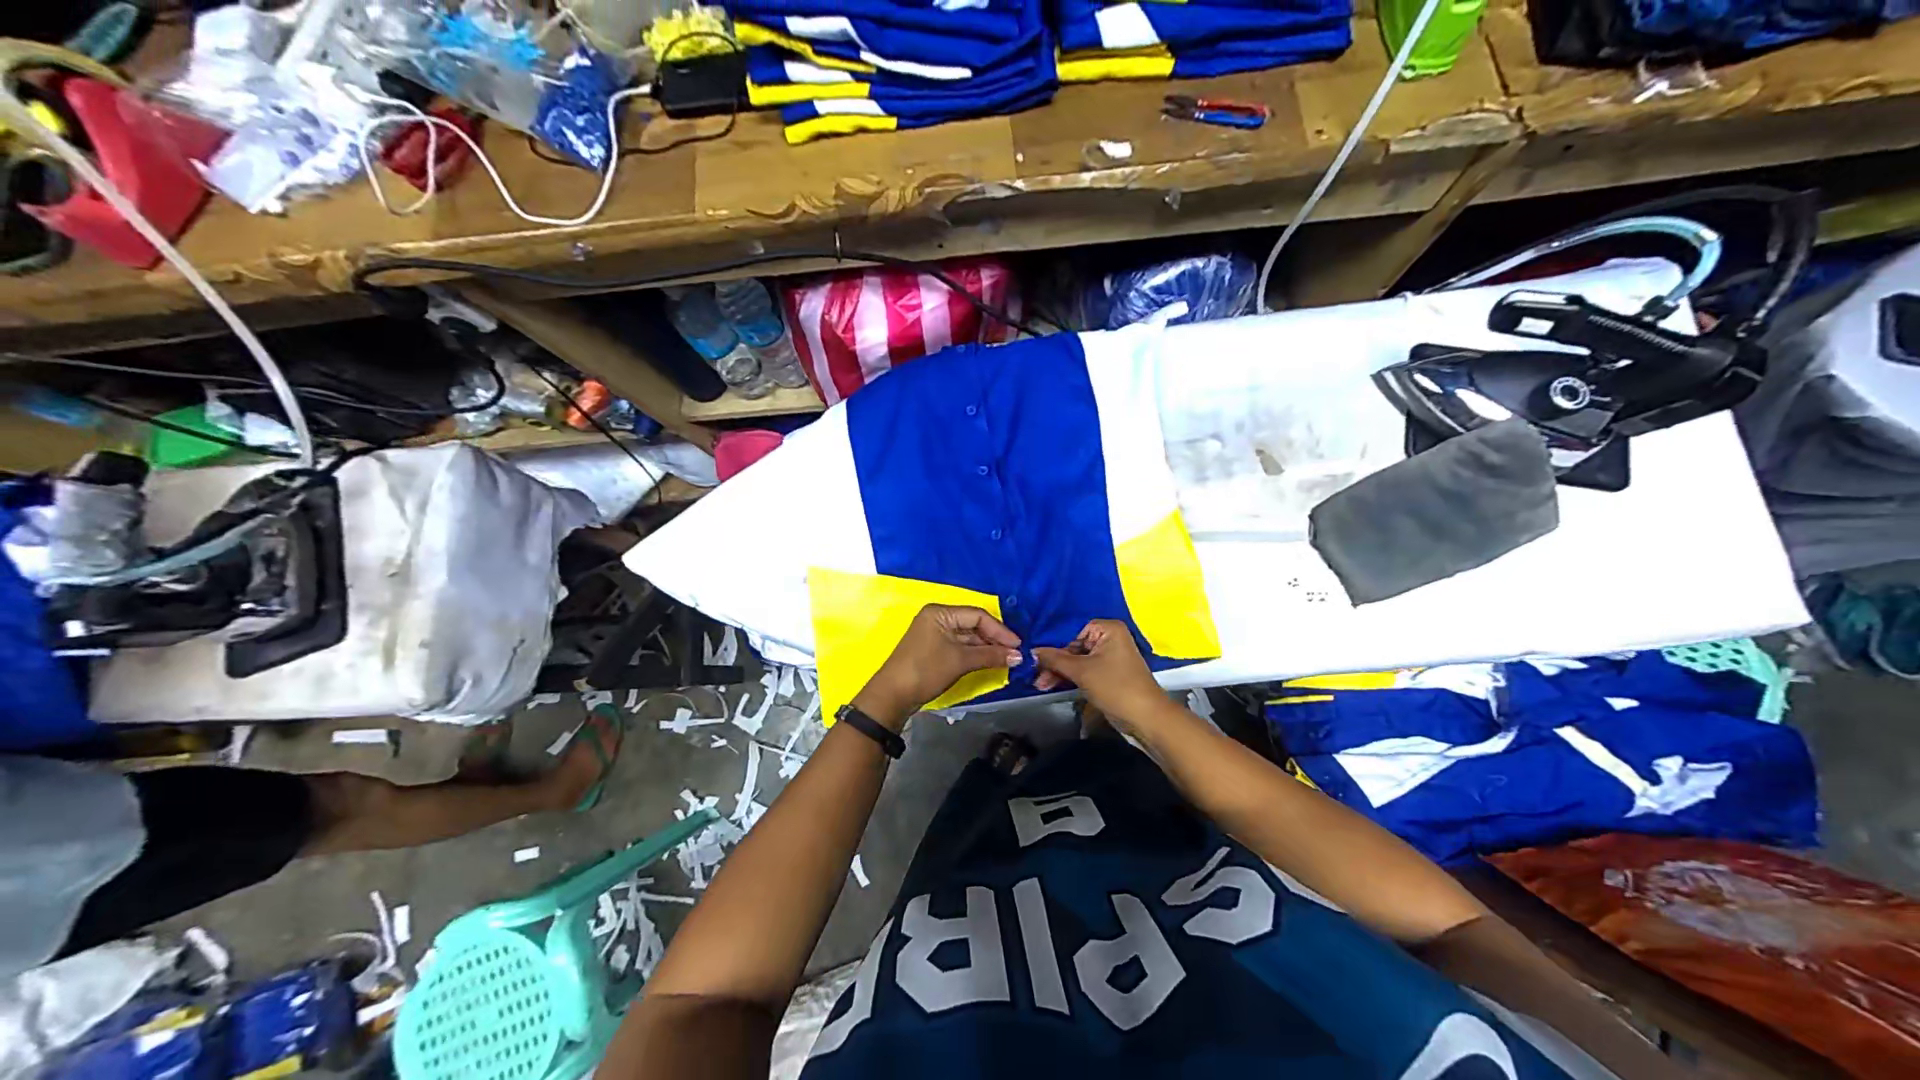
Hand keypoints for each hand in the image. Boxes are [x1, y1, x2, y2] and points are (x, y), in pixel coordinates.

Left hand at [852, 605, 1022, 729]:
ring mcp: (934, 634)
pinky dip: (975, 654)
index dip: (1000, 630)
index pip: (977, 615)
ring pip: (968, 637)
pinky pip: (960, 647)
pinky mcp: (934, 650)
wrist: (893, 695)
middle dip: (994, 639)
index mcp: (940, 612)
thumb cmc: (926, 670)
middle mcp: (937, 618)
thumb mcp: (960, 661)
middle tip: (1015, 654)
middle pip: (973, 625)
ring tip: (1007, 660)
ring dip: (986, 648)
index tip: (1018, 645)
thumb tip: (1018, 655)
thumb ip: (990, 655)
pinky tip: (990, 662)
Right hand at [1032, 619, 1167, 723]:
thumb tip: (1032, 651)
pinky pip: (1082, 670)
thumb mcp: (1081, 671)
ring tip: (1039, 683)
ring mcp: (1108, 657)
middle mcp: (1109, 638)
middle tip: (1034, 674)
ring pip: (1076, 660)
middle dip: (1054, 661)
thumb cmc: (1115, 687)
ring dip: (1058, 671)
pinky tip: (1050, 683)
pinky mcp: (1106, 673)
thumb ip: (1055, 659)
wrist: (1145, 718)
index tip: (1033, 654)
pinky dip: (1069, 677)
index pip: (1072, 630)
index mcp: (1108, 629)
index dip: (1053, 643)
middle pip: (1073, 646)